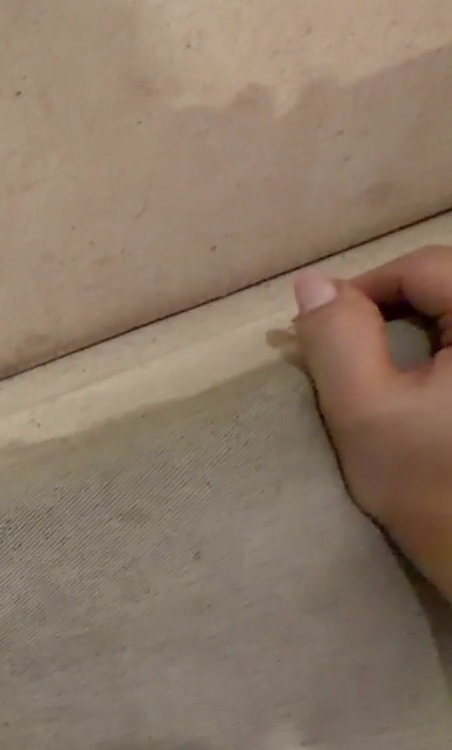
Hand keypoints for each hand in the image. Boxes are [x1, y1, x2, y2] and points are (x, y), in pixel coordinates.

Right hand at [294, 248, 451, 595]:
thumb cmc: (430, 483)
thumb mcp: (364, 410)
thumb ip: (337, 340)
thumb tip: (311, 284)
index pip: (429, 266)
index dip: (362, 290)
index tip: (318, 334)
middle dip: (398, 307)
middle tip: (352, 355)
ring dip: (430, 324)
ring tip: (398, 369)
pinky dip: (451, 346)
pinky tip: (439, 384)